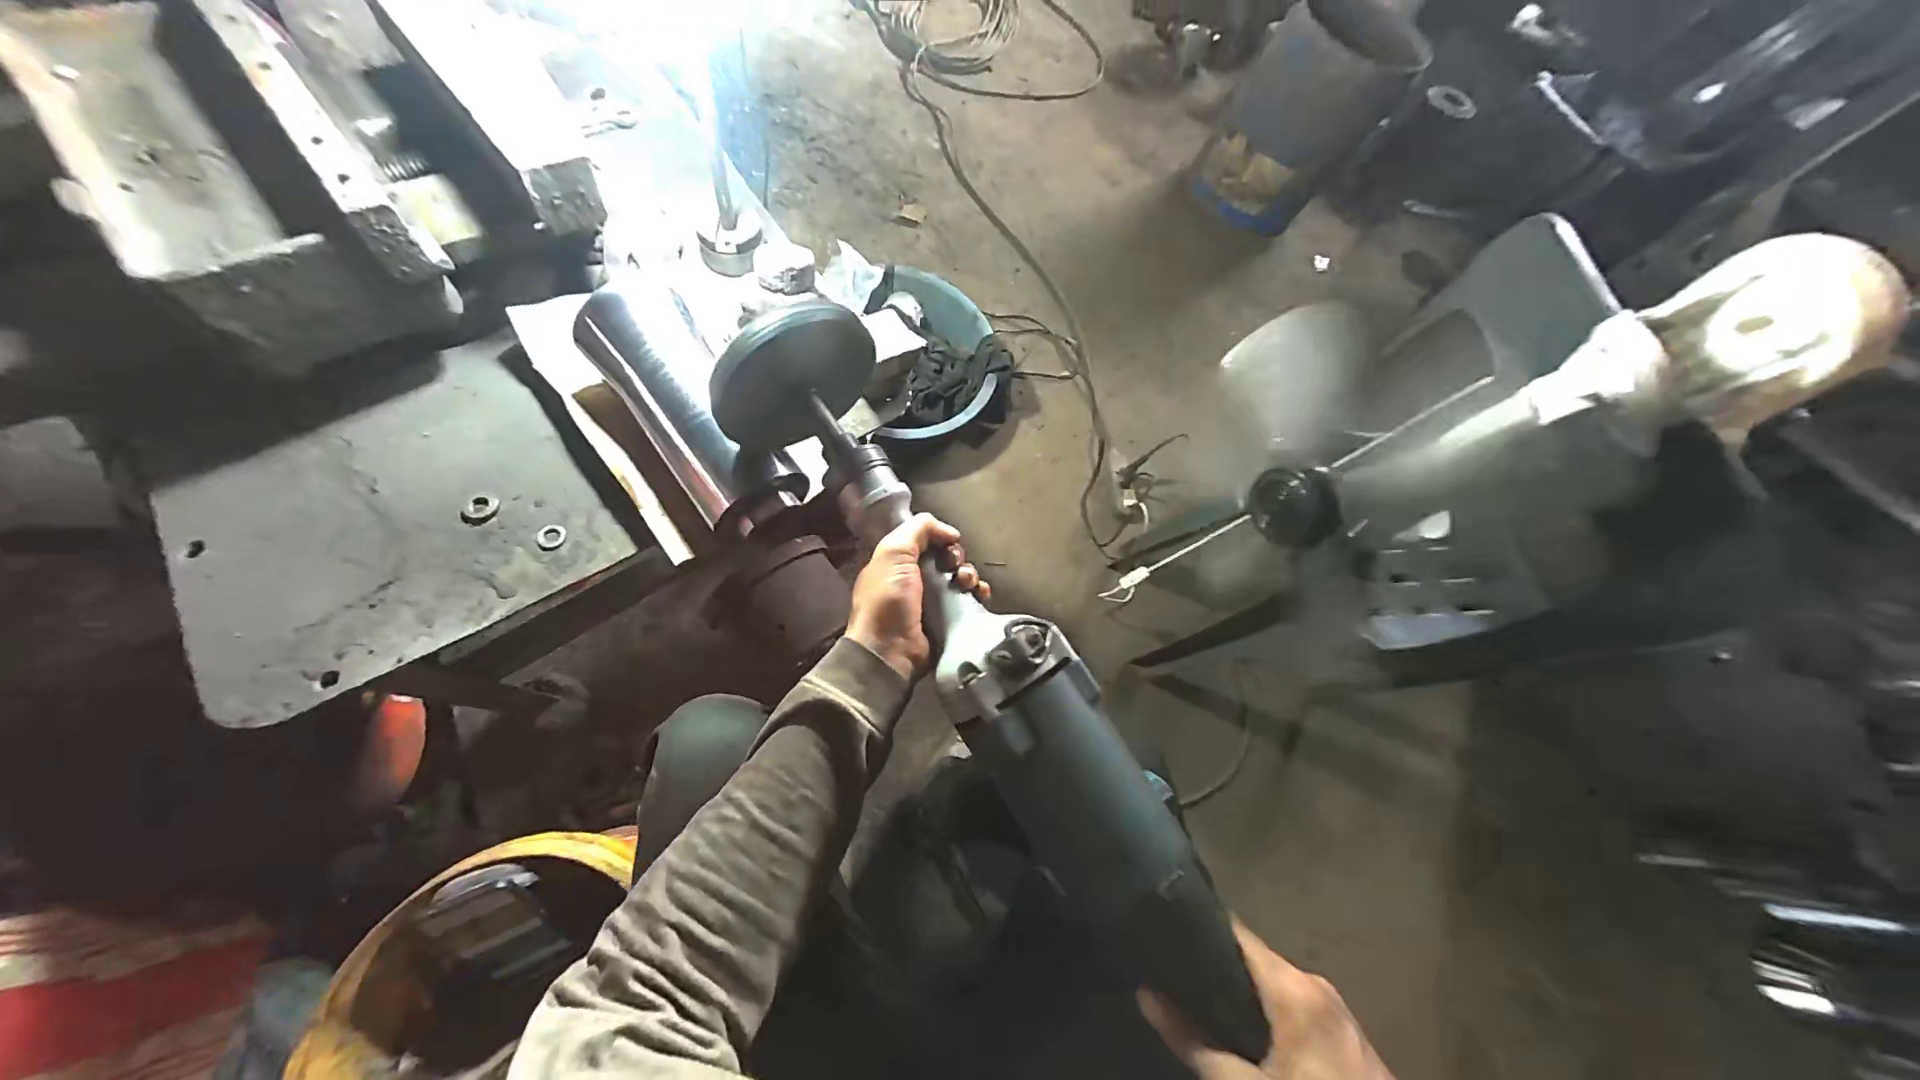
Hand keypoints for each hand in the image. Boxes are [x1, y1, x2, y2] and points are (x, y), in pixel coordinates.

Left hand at [846, 513, 988, 680]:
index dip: (940, 539)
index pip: (928, 541)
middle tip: (953, 568)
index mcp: (898, 563)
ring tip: (966, 584)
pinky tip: (979, 594)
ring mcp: (934, 602)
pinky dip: (978, 594)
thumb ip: (917, 530)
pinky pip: (970, 601)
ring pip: (962, 578)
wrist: (890, 651)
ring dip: (970, 575)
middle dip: (957, 558)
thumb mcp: (893, 553)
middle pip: (947, 558)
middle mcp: (916, 580)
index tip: (947, 544)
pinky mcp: (950, 620)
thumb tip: (949, 532)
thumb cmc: (887, 599)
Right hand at [1138, 921, 1392, 1079]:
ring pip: (1273, 987)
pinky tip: (1248, 1039)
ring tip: (1202, 1007)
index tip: (1162, 930)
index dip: (1195, 928)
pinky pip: (1297, 1010)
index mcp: (1293, 986)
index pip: (1232, 930)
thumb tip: (1146, 995)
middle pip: (1251, 959)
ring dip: (1242, 997)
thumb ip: (1192, 1041)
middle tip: (1174, 978)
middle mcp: (1316, 985)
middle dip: (1214, 968)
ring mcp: (1339, 1013)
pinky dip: (1268, 1017)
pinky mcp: (1350, 1040)